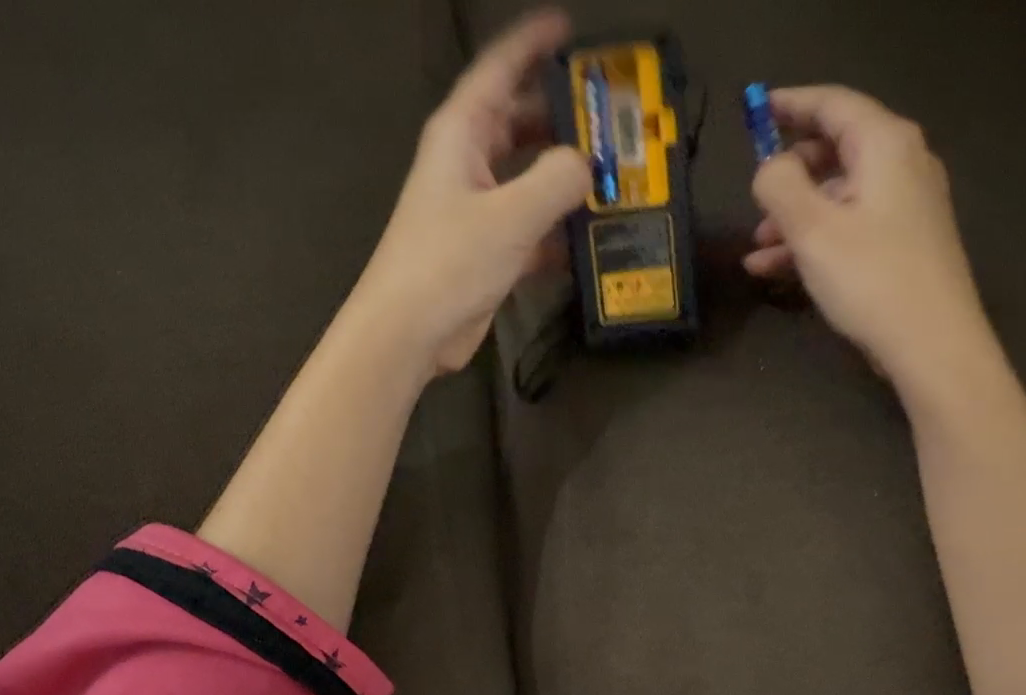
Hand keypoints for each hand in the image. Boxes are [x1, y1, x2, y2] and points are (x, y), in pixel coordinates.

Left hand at [347, 9, 588, 377]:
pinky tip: (593, 237)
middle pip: (520, 123)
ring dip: (568, 177)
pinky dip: (559, 229)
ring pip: (530, 177)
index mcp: (462, 135)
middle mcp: (468, 163)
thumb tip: (587, 166)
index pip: (498, 71)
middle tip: (613, 115)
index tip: (569, 28)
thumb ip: (556, 181)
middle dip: (563, 116)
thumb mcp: (509, 215)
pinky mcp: (488, 250)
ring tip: (616, 173)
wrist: (409, 332)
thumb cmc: (448, 262)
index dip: (532, 45)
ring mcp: (478, 208)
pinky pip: (532, 225)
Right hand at [746, 86, 994, 391]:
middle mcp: (903, 164)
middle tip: (754, 197)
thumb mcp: (811, 228)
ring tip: (757, 251)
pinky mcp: (905, 243)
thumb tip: (771, 167)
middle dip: (788, 174)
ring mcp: (907, 206)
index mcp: (885, 145)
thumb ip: (779, 184)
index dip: (789, 104)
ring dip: (794, 218)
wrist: (933, 345)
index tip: (754, 111)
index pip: (832, 103)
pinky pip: (850, 226)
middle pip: (835, 149)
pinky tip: (776, 270)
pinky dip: (814, 240)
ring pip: (838, 196)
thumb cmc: (871, 279)